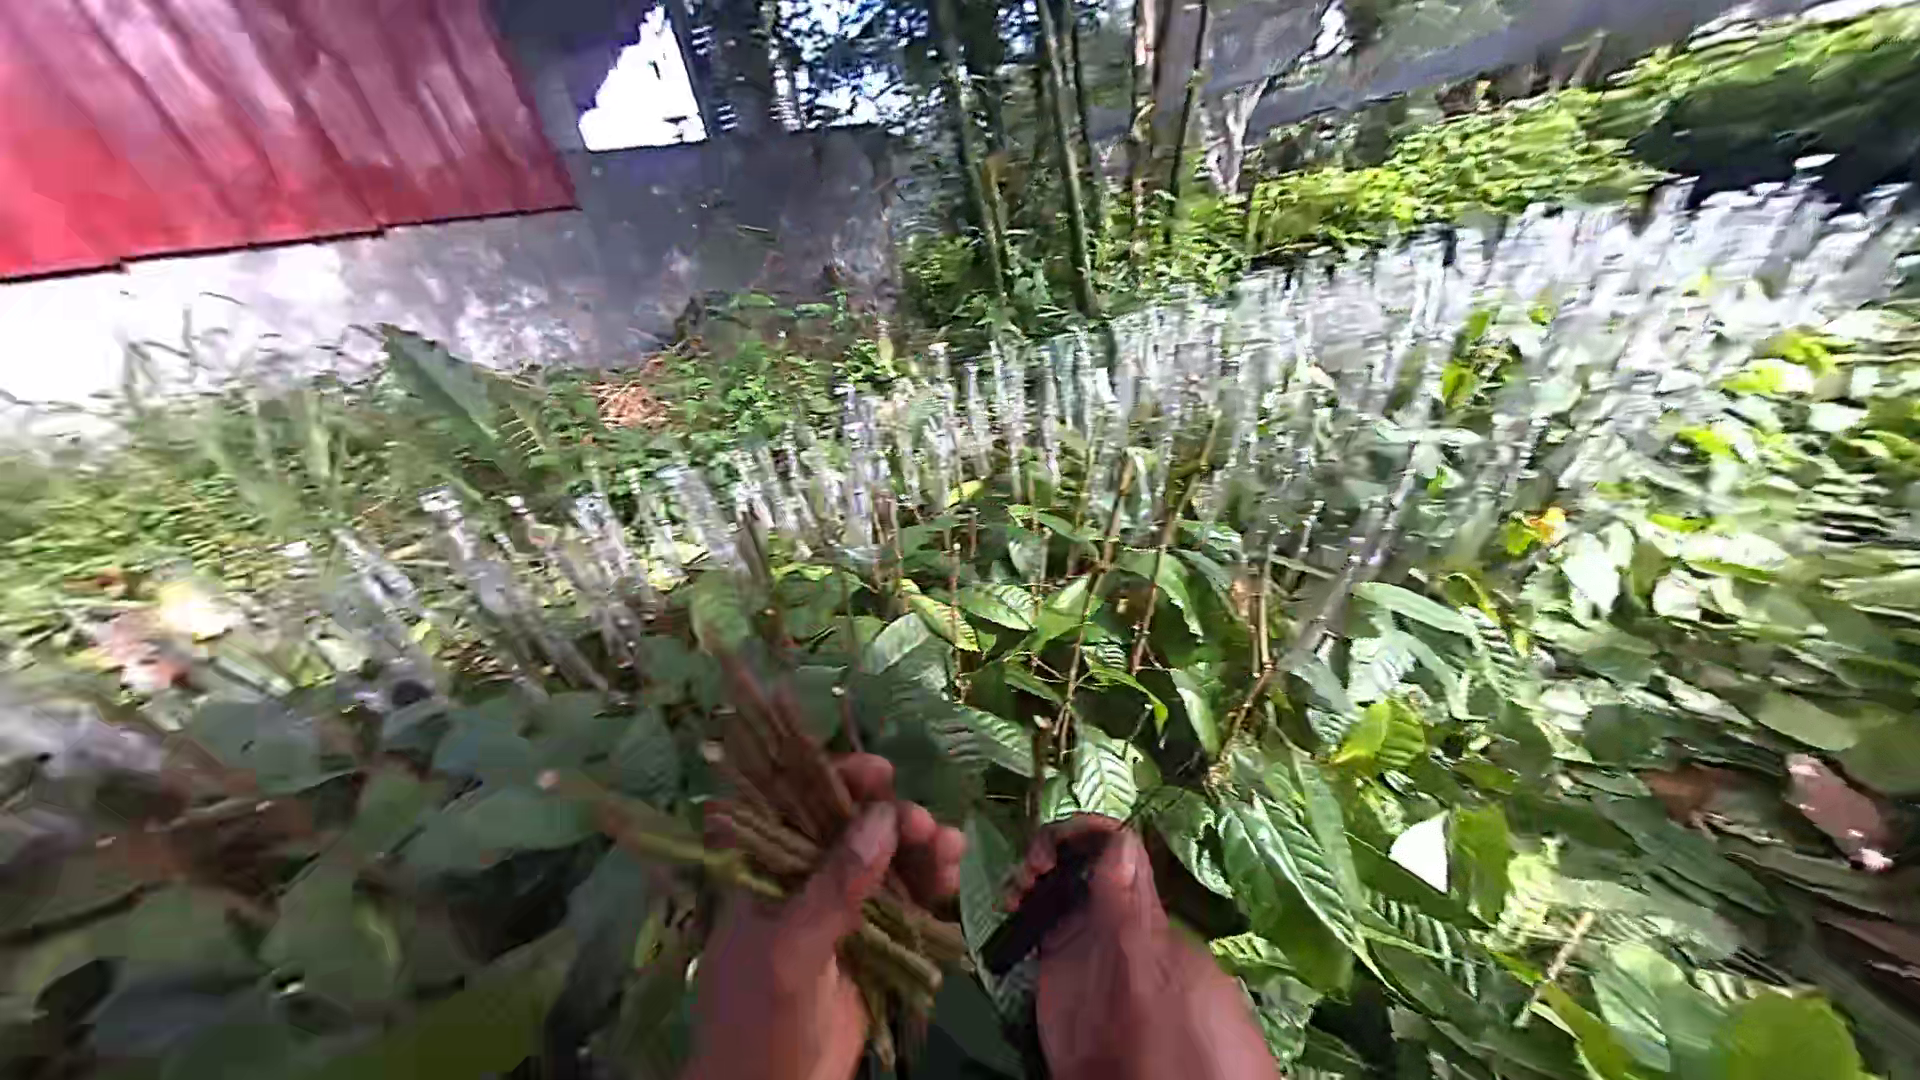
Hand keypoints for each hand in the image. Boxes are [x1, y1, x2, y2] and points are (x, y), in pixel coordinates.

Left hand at [684, 754, 965, 1079]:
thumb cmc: (760, 1021)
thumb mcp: (792, 951)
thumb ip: (835, 886)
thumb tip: (883, 818)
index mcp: (771, 865)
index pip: (804, 801)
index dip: (841, 778)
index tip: (880, 772)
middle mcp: (810, 873)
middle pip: (858, 824)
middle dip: (894, 817)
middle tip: (924, 826)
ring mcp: (845, 902)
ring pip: (889, 856)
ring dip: (922, 846)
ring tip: (951, 847)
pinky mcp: (875, 932)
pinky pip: (908, 894)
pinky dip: (931, 880)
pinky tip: (951, 872)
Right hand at [1006, 815, 1278, 1079]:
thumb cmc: (1157, 1042)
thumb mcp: (1146, 970)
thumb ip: (1130, 910)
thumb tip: (1121, 837)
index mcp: (1142, 909)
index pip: (1119, 845)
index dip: (1087, 829)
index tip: (1055, 841)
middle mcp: (1112, 913)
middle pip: (1081, 855)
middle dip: (1051, 846)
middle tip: (1032, 870)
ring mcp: (1084, 936)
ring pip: (1056, 880)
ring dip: (1031, 870)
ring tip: (1015, 891)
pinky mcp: (1058, 960)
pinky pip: (1038, 913)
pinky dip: (1020, 900)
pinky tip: (1009, 909)